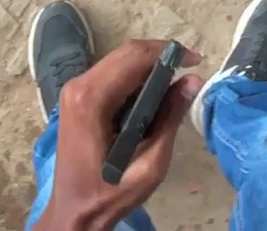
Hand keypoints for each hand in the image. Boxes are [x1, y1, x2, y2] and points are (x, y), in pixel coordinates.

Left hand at [34, 40, 204, 230]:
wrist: (73, 215)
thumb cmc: (109, 195)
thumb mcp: (149, 165)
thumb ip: (170, 119)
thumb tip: (192, 80)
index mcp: (92, 98)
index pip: (134, 57)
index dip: (167, 51)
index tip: (194, 61)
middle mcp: (79, 84)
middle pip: (126, 53)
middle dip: (161, 55)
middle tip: (188, 69)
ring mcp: (75, 88)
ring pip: (119, 59)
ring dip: (149, 64)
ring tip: (174, 81)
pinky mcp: (77, 95)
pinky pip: (111, 72)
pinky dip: (135, 75)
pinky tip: (152, 92)